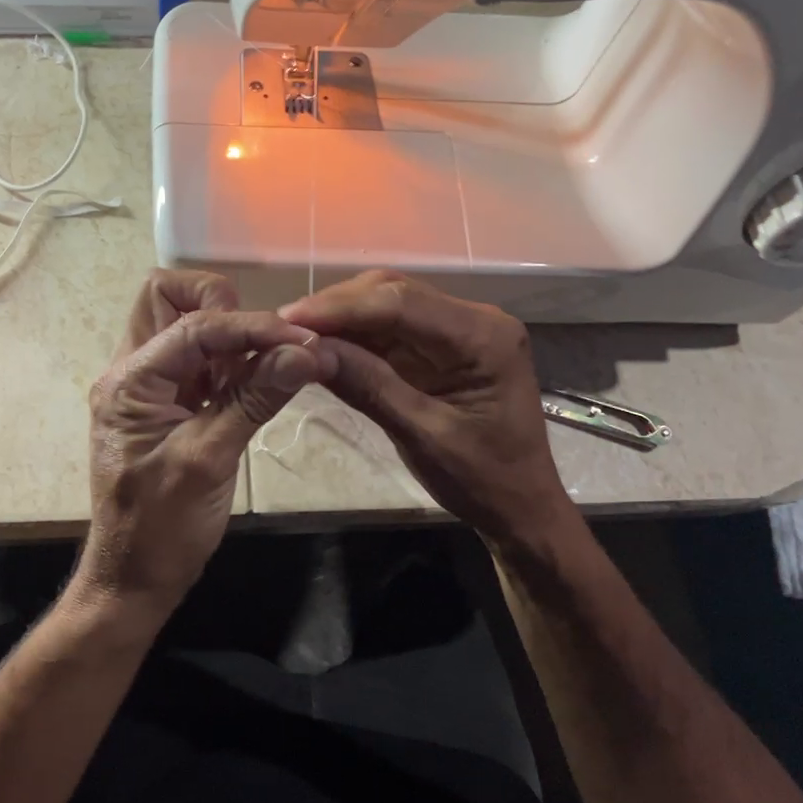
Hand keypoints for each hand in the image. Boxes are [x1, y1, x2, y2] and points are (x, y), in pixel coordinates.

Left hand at [78, 270, 334, 611]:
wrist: (134, 578)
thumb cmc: (163, 529)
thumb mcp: (210, 461)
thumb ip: (254, 400)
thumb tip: (308, 353)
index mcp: (129, 382)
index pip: (194, 326)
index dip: (252, 327)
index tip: (304, 343)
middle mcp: (131, 372)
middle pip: (168, 298)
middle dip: (220, 306)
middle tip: (261, 347)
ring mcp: (147, 388)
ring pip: (182, 325)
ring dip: (227, 336)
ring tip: (265, 370)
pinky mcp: (165, 407)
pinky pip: (196, 362)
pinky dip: (228, 363)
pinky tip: (257, 384)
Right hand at [279, 271, 563, 541]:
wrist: (520, 508)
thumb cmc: (483, 480)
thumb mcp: (423, 436)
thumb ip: (370, 387)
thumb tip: (309, 351)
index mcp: (484, 337)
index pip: (401, 304)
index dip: (341, 307)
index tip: (288, 319)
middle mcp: (475, 320)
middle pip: (393, 294)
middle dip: (337, 307)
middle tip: (282, 328)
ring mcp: (458, 332)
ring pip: (388, 307)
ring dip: (342, 319)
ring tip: (292, 335)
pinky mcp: (442, 349)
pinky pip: (392, 331)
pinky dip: (356, 338)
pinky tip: (322, 346)